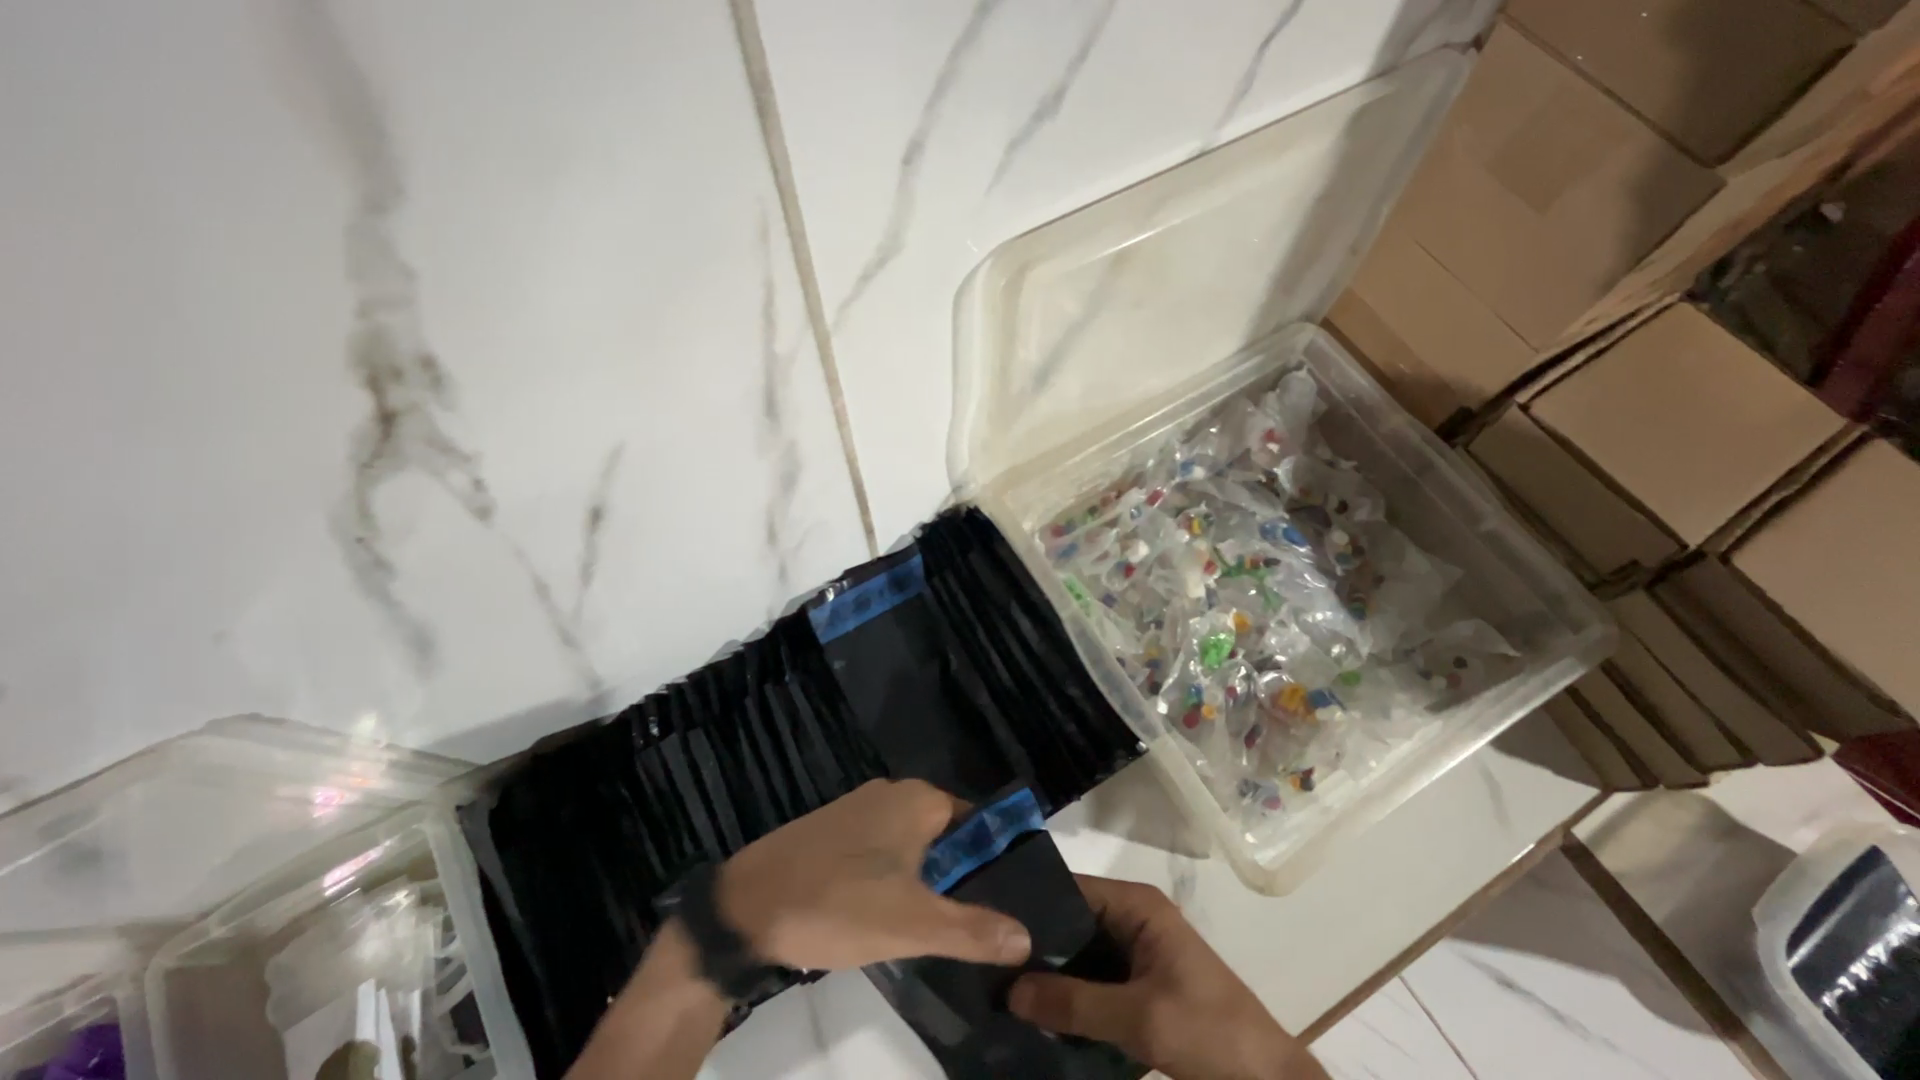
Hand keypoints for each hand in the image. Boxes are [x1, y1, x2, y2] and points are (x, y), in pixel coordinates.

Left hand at [718, 778, 1033, 970]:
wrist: (743, 909)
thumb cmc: (837, 904)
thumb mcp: (913, 925)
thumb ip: (973, 930)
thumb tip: (1027, 937)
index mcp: (919, 800)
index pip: (980, 824)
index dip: (996, 864)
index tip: (1003, 903)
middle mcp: (891, 792)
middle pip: (947, 835)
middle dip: (959, 877)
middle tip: (969, 926)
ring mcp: (857, 809)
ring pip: (911, 846)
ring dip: (923, 881)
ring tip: (930, 927)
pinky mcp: (831, 831)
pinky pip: (880, 851)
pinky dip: (890, 878)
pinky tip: (884, 914)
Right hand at [1009, 876, 1326, 1079]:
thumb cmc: (1210, 1033)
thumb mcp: (1139, 1017)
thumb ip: (1073, 1002)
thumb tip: (1008, 990)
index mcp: (1138, 906)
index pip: (1069, 887)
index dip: (1028, 902)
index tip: (982, 920)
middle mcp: (1134, 919)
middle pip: (1069, 921)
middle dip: (1031, 943)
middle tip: (979, 962)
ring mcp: (1137, 955)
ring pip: (1077, 955)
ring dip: (1046, 973)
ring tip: (992, 986)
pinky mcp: (1138, 988)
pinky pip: (1091, 982)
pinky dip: (1066, 995)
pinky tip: (1030, 1013)